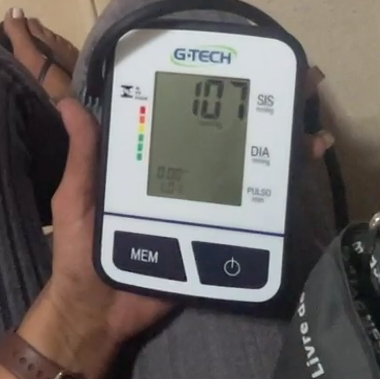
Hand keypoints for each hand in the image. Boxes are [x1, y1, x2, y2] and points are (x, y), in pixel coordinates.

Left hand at [24, 68, 334, 378]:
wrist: (100, 315)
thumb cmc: (80, 251)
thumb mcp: (77, 197)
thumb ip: (84, 156)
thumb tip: (69, 103)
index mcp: (146, 160)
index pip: (180, 116)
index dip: (208, 89)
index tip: (235, 63)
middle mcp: (180, 175)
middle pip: (224, 135)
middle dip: (262, 109)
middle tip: (297, 83)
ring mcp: (203, 205)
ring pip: (246, 169)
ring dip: (281, 145)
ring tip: (310, 124)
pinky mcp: (217, 237)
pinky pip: (250, 216)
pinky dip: (279, 195)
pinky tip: (303, 172)